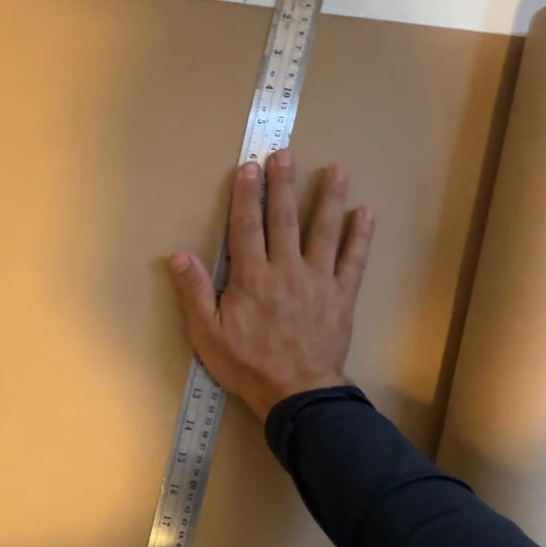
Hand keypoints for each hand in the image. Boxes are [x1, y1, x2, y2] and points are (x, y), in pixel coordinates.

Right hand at [168, 149, 374, 418]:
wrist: (296, 393)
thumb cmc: (246, 364)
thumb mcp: (206, 333)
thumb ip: (193, 292)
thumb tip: (179, 255)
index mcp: (251, 278)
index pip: (246, 228)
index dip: (246, 196)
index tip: (248, 168)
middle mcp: (286, 270)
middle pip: (284, 220)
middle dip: (283, 185)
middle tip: (285, 153)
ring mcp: (318, 280)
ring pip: (324, 231)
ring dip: (329, 198)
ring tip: (336, 169)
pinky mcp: (341, 295)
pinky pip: (353, 260)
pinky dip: (360, 236)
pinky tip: (366, 212)